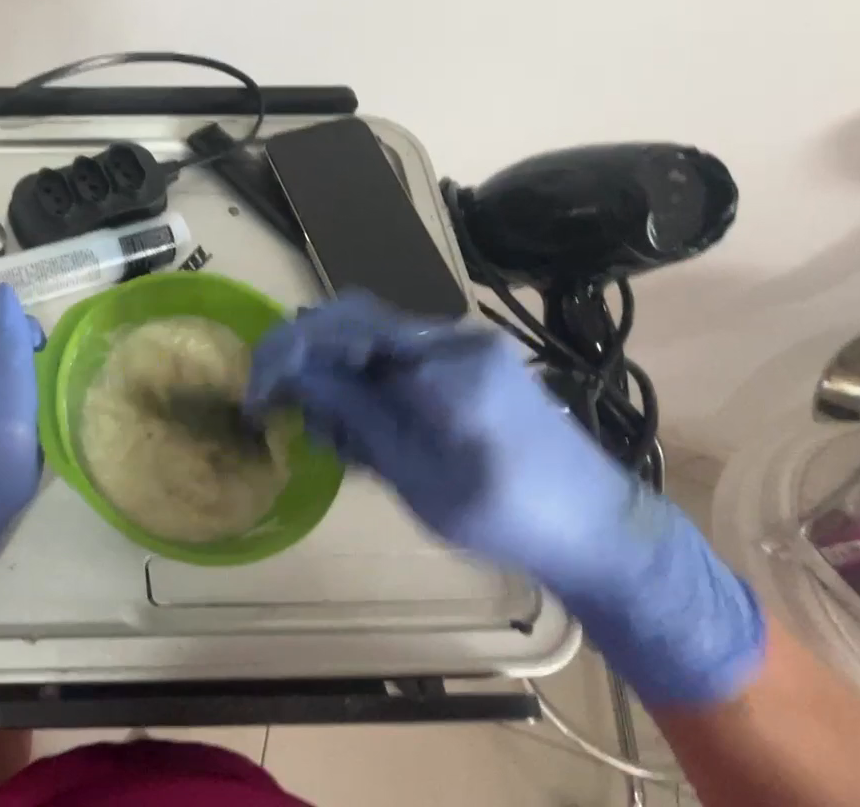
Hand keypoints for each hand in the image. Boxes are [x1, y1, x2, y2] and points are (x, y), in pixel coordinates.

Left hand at [0, 284, 43, 649]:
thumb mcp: (7, 408)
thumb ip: (9, 351)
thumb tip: (7, 290)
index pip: (13, 328)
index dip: (39, 359)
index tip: (41, 395)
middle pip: (15, 345)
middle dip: (36, 374)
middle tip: (37, 414)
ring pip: (17, 365)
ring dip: (34, 389)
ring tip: (35, 422)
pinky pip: (12, 384)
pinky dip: (27, 401)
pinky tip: (28, 427)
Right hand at [245, 291, 764, 706]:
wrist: (604, 536)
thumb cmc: (509, 516)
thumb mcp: (417, 474)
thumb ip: (355, 414)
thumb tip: (292, 371)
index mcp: (446, 362)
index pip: (341, 328)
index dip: (287, 354)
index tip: (255, 397)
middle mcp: (453, 340)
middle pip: (351, 323)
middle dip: (306, 364)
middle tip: (283, 413)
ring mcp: (462, 351)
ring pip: (367, 342)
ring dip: (333, 380)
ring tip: (333, 440)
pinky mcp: (466, 368)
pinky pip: (395, 362)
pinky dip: (365, 389)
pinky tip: (366, 435)